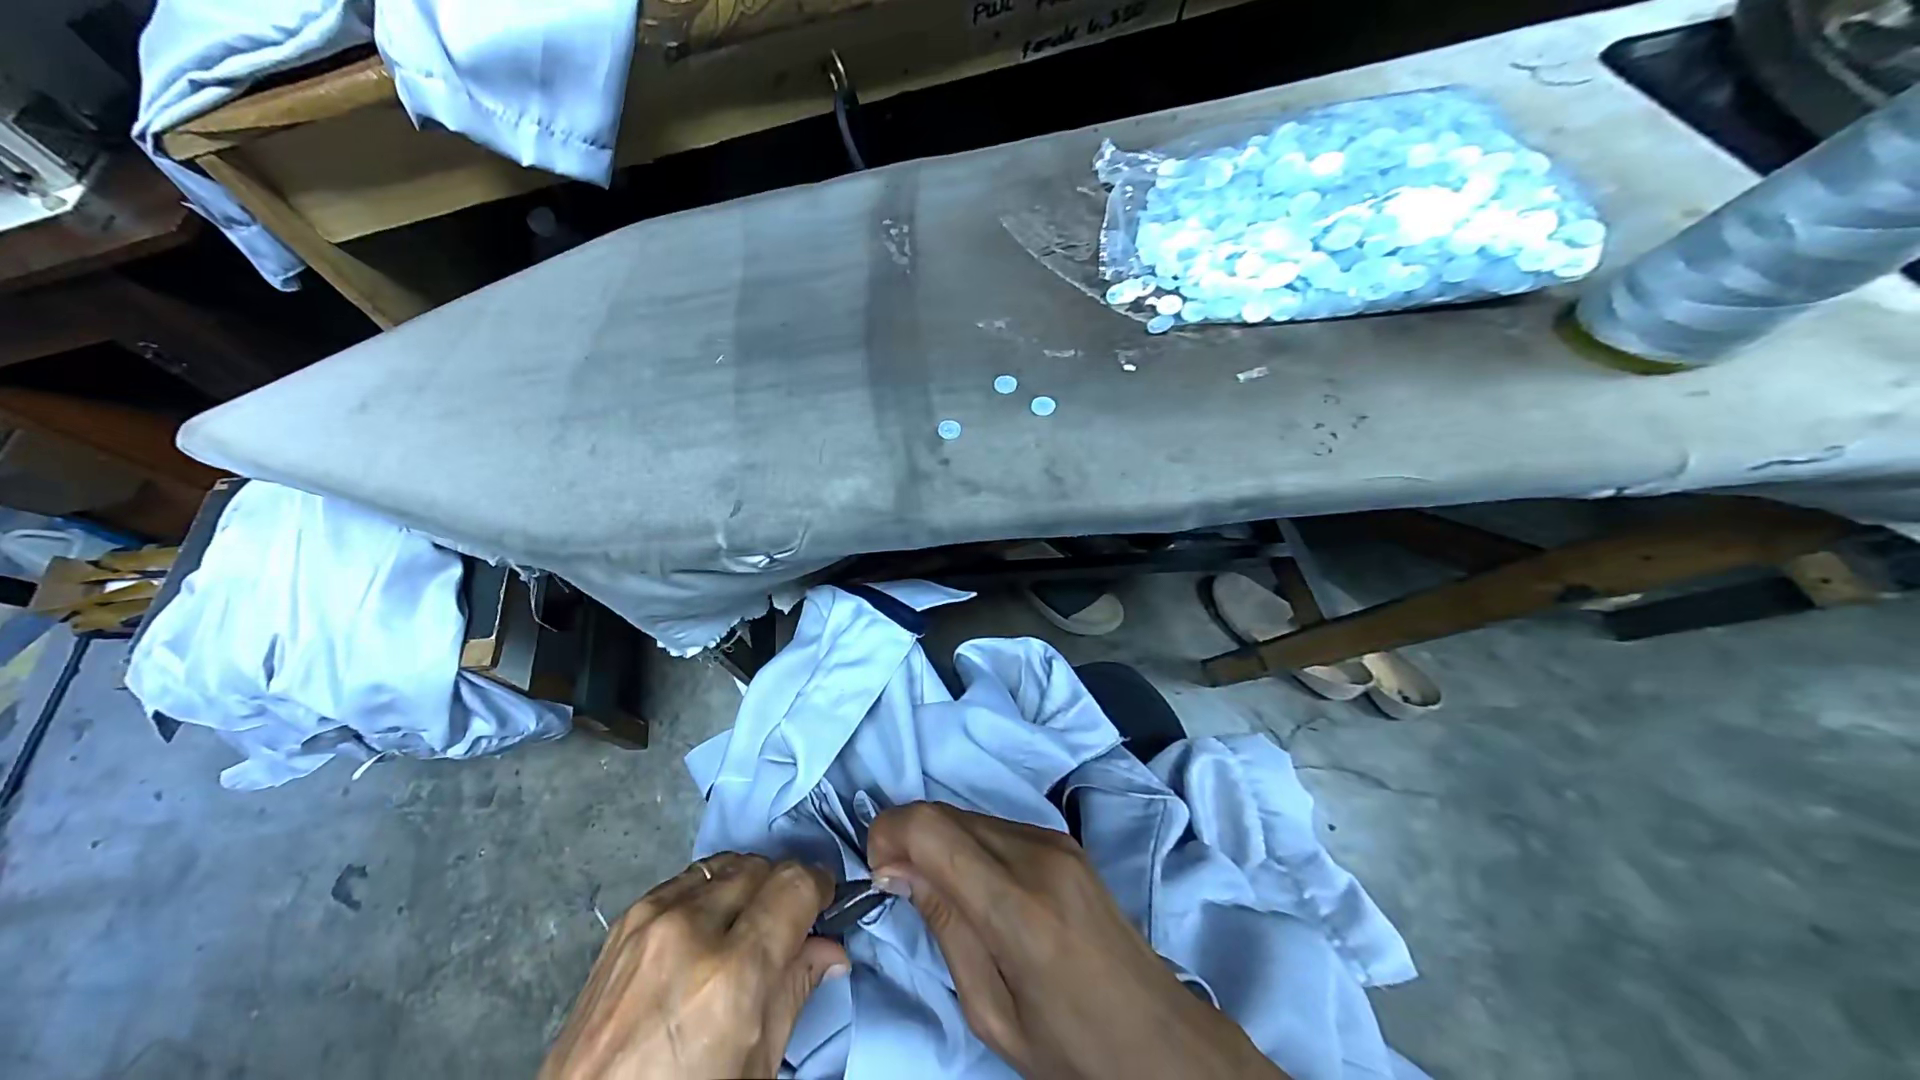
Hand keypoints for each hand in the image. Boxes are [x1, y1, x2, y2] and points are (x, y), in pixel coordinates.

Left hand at [540, 854, 848, 1079]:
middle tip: (789, 924)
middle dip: (784, 888)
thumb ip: (796, 990)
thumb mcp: (756, 1068)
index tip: (826, 904)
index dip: (820, 888)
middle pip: (762, 865)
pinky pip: (689, 878)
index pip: (795, 884)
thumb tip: (830, 947)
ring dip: (749, 884)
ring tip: (748, 926)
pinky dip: (711, 890)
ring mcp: (651, 919)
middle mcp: (690, 930)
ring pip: (726, 863)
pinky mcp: (626, 920)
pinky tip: (709, 927)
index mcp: (731, 974)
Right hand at [868, 802, 1285, 1079]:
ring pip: (967, 813)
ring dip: (938, 841)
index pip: (929, 828)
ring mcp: (1056, 840)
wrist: (1158, 1036)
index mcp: (1017, 906)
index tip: (880, 875)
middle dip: (907, 839)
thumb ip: (944, 926)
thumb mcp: (991, 1011)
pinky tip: (976, 884)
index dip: (888, 835)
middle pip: (943, 811)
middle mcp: (1037, 854)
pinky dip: (968, 843)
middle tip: (901, 887)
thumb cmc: (1070, 1044)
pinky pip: (995, 823)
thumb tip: (895, 869)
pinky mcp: (1065, 839)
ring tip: (940, 891)